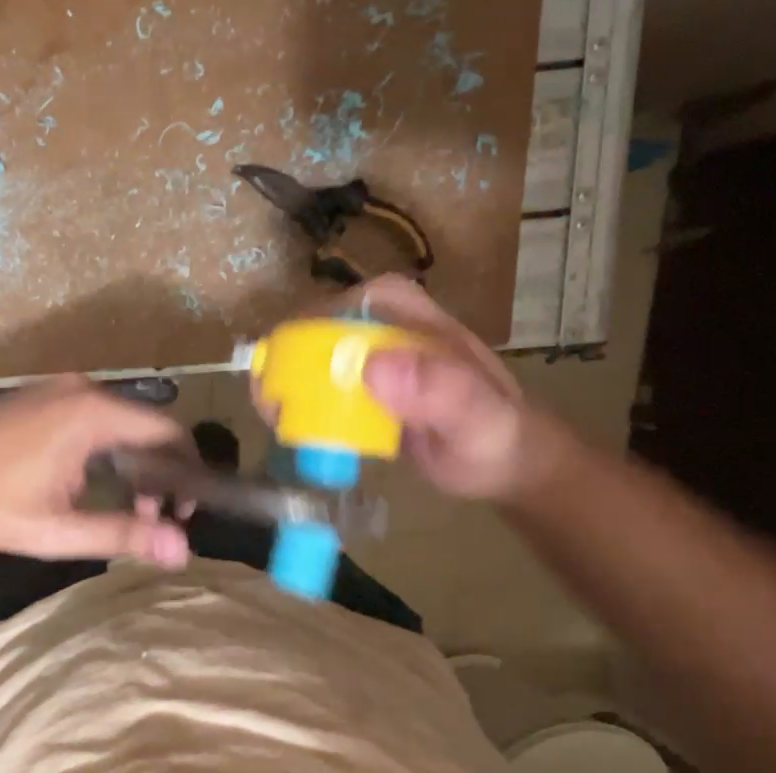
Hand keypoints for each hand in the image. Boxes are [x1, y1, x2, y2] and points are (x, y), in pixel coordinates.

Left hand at [0, 376, 191, 566]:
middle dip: (155, 469)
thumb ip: (124, 535)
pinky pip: (85, 415)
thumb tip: (182, 551)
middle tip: (148, 514)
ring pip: (113, 420)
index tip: (183, 510)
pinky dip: (98, 446)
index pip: (167, 432)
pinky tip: (80, 481)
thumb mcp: (60, 530)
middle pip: (141, 424)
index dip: (187, 471)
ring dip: (126, 460)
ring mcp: (51, 388)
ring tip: (117, 503)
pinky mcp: (32, 396)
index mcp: (92, 413)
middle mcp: (78, 388)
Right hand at [252, 275, 565, 500]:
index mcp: (419, 324)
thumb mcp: (477, 417)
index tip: (294, 360)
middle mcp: (390, 337)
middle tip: (269, 396)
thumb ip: (439, 391)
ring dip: (286, 384)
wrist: (507, 470)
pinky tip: (288, 431)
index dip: (320, 321)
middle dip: (289, 358)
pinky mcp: (363, 398)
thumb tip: (372, 367)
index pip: (363, 300)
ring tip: (271, 415)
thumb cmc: (498, 439)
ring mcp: (374, 368)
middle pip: (327, 329)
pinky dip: (298, 408)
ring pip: (316, 360)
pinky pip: (322, 392)